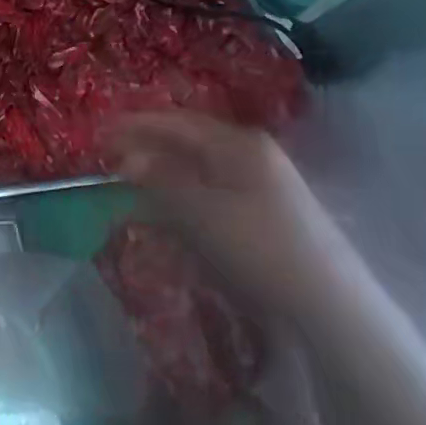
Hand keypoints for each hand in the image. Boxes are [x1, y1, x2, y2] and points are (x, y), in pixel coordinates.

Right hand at [110, 111, 346, 310]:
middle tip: (108, 158)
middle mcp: (250, 153)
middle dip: (146, 146)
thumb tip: (127, 159)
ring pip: (198, 166)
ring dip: (161, 171)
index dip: (135, 125)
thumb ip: (161, 181)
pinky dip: (182, 193)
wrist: (326, 302)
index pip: (176, 122)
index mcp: (237, 143)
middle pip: (187, 141)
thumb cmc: (259, 247)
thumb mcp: (201, 212)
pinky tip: (165, 207)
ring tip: (128, 181)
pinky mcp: (262, 210)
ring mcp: (259, 181)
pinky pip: (211, 190)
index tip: (99, 133)